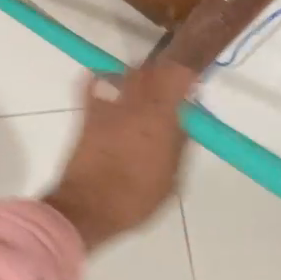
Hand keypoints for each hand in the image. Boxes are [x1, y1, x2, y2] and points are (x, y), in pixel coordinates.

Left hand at [43, 61, 195, 250]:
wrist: (88, 209)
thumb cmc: (135, 199)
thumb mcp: (171, 178)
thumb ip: (179, 143)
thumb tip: (184, 119)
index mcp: (160, 120)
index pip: (177, 77)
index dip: (186, 73)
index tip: (193, 80)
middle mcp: (135, 105)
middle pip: (152, 71)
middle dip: (164, 71)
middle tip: (172, 84)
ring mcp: (109, 108)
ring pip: (128, 75)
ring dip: (141, 75)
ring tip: (147, 87)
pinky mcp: (88, 115)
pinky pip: (96, 85)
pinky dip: (104, 79)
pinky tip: (111, 84)